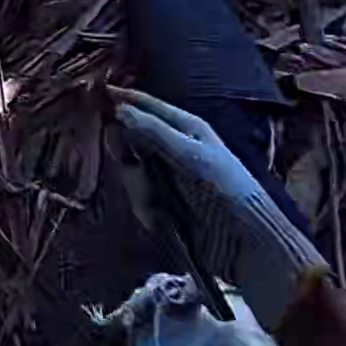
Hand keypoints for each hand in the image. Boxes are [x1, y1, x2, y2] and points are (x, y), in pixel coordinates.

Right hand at [109, 86, 326, 330]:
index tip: (94, 96)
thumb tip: (117, 108)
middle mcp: (171, 147)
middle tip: (128, 162)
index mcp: (184, 127)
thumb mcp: (191, 156)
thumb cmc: (227, 190)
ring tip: (154, 203)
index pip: (144, 103)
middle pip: (129, 136)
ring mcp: (165, 176)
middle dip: (125, 152)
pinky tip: (160, 219)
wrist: (251, 249)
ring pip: (130, 169)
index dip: (120, 98)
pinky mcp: (162, 204)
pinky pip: (138, 197)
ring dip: (137, 186)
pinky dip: (146, 208)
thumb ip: (152, 131)